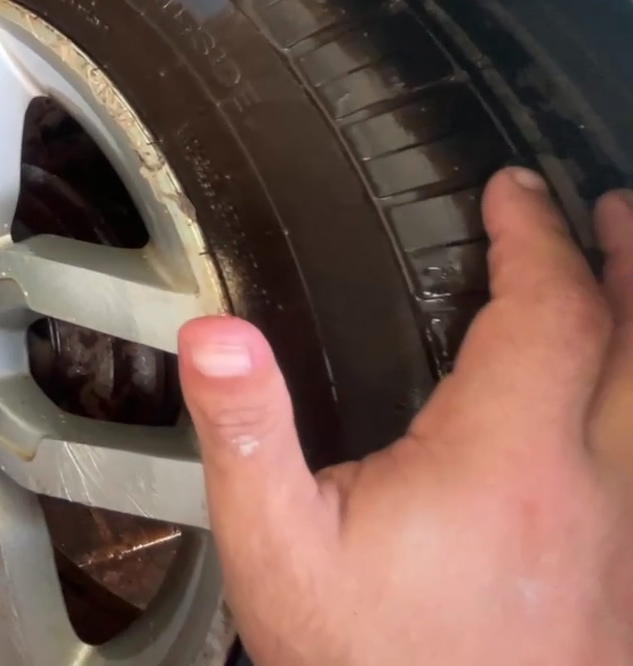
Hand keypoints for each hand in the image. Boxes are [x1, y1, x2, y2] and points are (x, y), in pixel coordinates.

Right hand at [177, 168, 632, 664]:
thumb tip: (216, 330)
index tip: (514, 187)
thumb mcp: (268, 531)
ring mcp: (624, 543)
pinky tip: (611, 407)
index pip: (549, 326)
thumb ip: (244, 426)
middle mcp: (592, 496)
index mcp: (503, 467)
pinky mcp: (621, 577)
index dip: (538, 246)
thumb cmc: (349, 644)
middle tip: (620, 210)